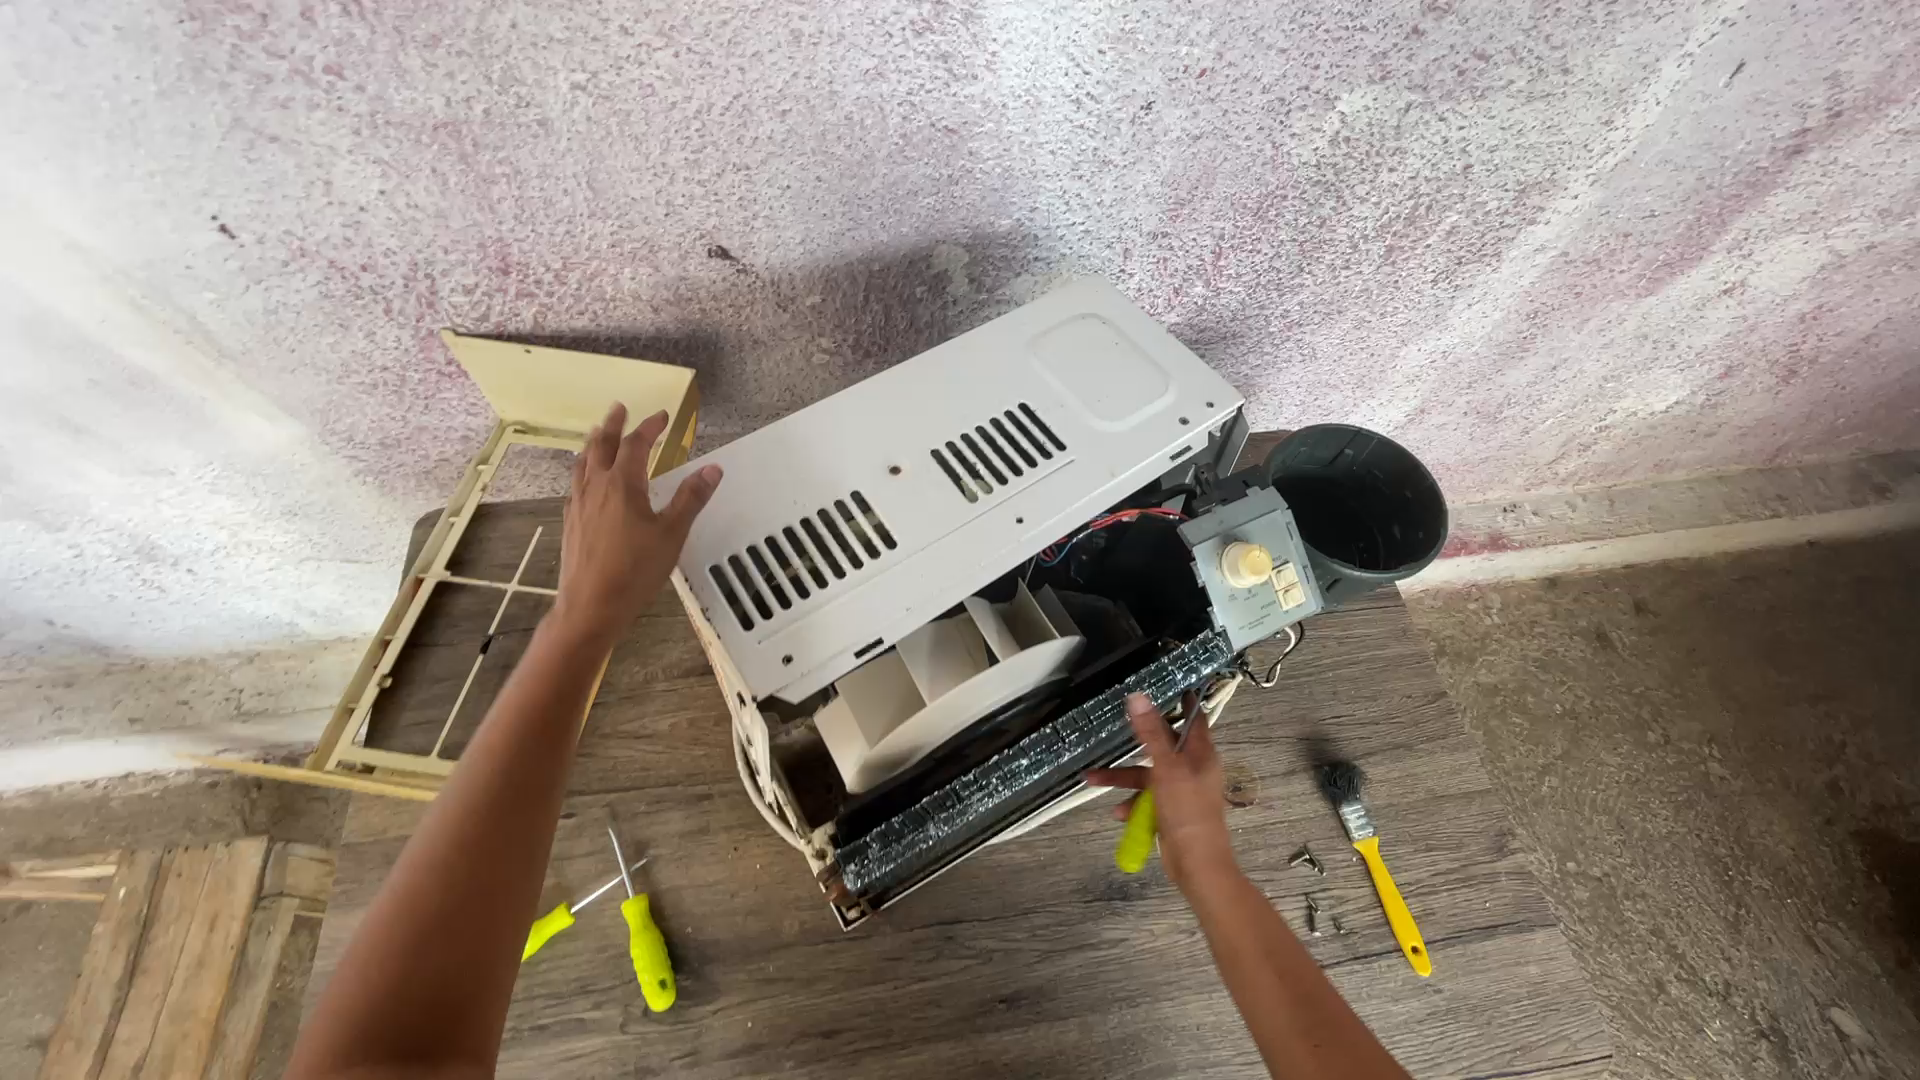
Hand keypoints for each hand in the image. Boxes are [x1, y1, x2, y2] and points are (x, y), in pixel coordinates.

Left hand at [554, 403, 722, 644]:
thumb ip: (691, 499)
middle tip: (620, 408)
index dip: (650, 428)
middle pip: (602, 446)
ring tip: (598, 434)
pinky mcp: (571, 521)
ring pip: (583, 462)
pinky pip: (576, 482)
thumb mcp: (672, 534)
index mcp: (622, 485)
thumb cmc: (636, 570)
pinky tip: (586, 479)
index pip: (636, 445)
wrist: (591, 605)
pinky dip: (583, 468)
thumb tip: (713, 469)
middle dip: (613, 425)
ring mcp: (579, 504)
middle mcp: (596, 487)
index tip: (662, 416)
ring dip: (593, 443)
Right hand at [1085, 692, 1239, 891]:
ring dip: (1120, 778)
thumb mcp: (1166, 768)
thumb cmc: (1187, 811)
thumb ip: (1150, 733)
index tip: (1162, 685)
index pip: (1193, 717)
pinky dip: (1131, 803)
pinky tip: (1117, 813)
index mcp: (1200, 754)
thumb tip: (1137, 696)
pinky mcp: (1169, 811)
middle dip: (1136, 741)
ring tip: (1090, 779)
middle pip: (1163, 744)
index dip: (1181, 700)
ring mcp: (1180, 790)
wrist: (1198, 866)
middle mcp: (1192, 768)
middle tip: (1117, 723)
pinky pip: (1146, 799)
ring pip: (1147, 774)